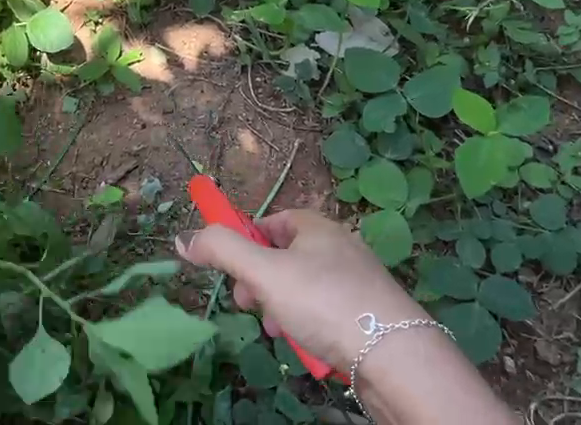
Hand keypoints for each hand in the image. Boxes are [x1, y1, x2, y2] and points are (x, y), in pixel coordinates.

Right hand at [177, 208, 422, 369]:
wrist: (397, 357)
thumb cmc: (325, 302)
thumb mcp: (263, 272)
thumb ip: (221, 250)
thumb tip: (182, 238)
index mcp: (315, 226)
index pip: (268, 222)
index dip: (244, 242)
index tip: (230, 270)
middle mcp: (338, 246)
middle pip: (283, 257)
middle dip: (259, 281)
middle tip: (249, 304)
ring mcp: (357, 282)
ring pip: (303, 288)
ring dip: (281, 307)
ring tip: (276, 330)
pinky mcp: (370, 316)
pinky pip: (326, 313)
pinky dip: (309, 326)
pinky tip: (305, 345)